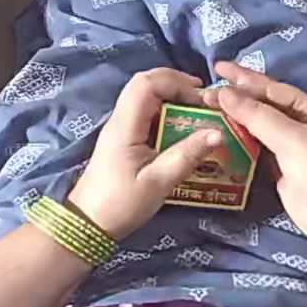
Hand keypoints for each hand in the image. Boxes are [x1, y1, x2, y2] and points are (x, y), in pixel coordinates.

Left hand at [66, 68, 225, 239]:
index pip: (146, 84)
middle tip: (203, 99)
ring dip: (171, 98)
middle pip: (145, 85)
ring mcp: (120, 129)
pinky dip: (166, 113)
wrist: (88, 224)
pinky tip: (182, 128)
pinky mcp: (123, 140)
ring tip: (198, 111)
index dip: (175, 81)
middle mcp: (120, 120)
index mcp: (125, 125)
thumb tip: (218, 133)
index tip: (201, 95)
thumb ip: (187, 155)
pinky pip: (145, 115)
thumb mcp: (158, 182)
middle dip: (176, 85)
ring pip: (145, 98)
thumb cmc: (121, 204)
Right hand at [205, 61, 306, 242]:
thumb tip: (225, 93)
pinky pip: (254, 146)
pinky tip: (220, 134)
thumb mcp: (294, 139)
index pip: (271, 88)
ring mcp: (288, 146)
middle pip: (262, 104)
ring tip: (206, 109)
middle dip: (235, 96)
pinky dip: (237, 139)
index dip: (245, 78)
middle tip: (204, 94)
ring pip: (256, 125)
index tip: (218, 69)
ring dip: (233, 117)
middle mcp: (298, 124)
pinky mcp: (279, 168)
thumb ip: (259, 116)